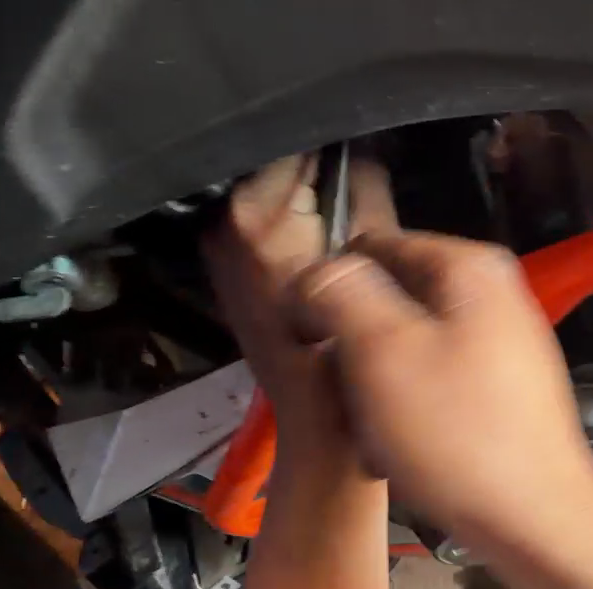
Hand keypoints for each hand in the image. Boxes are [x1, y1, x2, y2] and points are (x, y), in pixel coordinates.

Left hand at [202, 154, 396, 456]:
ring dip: (313, 202)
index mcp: (256, 224)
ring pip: (275, 196)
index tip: (370, 163)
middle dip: (326, 176)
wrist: (321, 437)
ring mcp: (221, 254)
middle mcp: (224, 230)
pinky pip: (269, 226)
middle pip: (281, 168)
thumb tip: (367, 155)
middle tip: (369, 200)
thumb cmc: (350, 372)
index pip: (297, 147)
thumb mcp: (370, 279)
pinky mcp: (232, 275)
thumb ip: (368, 205)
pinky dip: (299, 229)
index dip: (340, 151)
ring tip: (353, 227)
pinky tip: (331, 253)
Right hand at [284, 230, 592, 542]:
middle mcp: (493, 301)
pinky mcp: (500, 400)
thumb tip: (317, 272)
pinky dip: (410, 421)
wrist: (537, 524)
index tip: (312, 341)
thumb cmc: (463, 441)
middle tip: (349, 402)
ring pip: (408, 357)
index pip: (370, 248)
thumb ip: (340, 292)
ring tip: (379, 439)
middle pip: (390, 307)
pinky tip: (402, 457)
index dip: (329, 291)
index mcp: (471, 269)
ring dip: (379, 397)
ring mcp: (501, 352)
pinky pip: (435, 394)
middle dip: (358, 354)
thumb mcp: (382, 352)